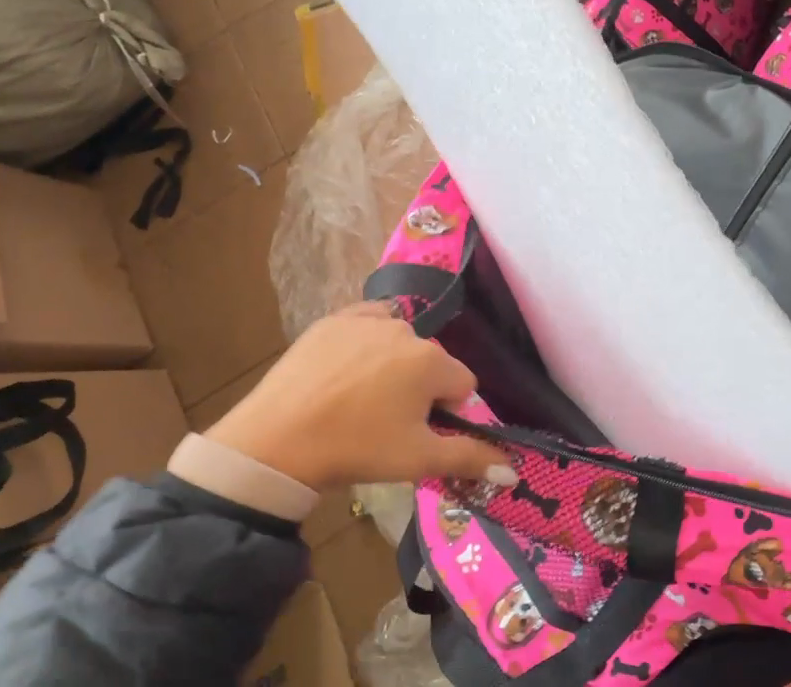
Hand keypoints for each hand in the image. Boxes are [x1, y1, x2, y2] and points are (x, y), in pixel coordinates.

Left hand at [206, 302, 511, 490]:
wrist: (275, 441)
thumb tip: (514, 472)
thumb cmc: (356, 450)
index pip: (462, 385)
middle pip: (430, 363)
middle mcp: (407, 330)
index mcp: (433, 362)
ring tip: (359, 402)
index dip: (446, 413)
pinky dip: (365, 344)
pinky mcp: (334, 319)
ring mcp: (368, 320)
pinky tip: (345, 371)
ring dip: (391, 368)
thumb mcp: (417, 460)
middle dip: (418, 389)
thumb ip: (469, 459)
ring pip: (399, 345)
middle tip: (386, 423)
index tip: (416, 433)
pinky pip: (366, 325)